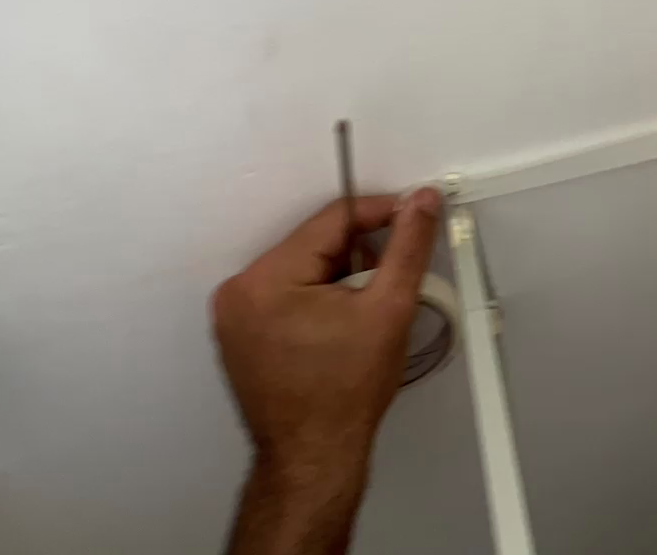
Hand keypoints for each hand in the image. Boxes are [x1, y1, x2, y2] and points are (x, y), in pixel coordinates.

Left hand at [213, 188, 441, 474]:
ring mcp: (235, 313)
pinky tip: (339, 323)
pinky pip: (289, 287)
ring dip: (341, 273)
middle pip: (318, 241)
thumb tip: (421, 200)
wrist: (315, 457)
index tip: (412, 216)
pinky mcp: (240, 330)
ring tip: (362, 311)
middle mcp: (240, 291)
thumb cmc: (346, 392)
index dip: (380, 213)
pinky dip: (320, 292)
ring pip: (306, 263)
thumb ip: (408, 245)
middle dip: (360, 253)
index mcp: (268, 279)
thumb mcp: (389, 307)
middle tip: (386, 283)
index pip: (334, 219)